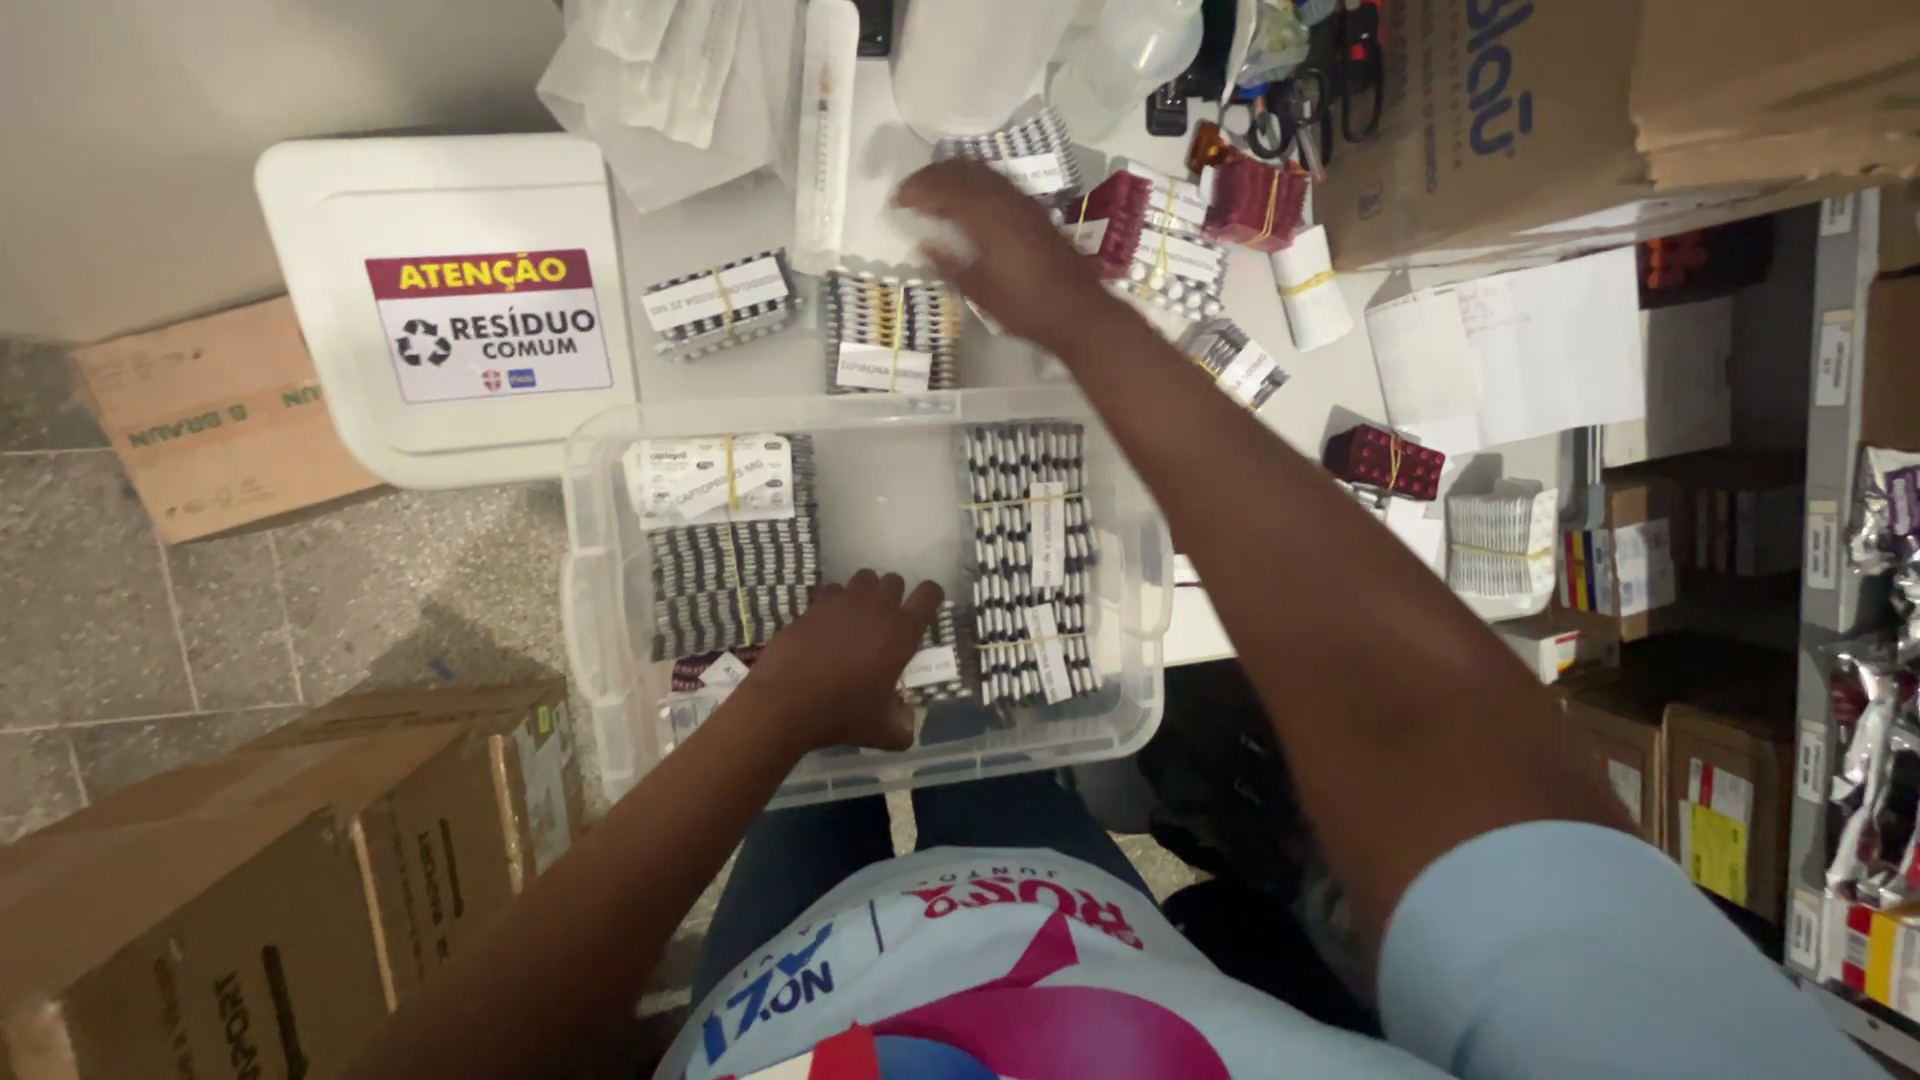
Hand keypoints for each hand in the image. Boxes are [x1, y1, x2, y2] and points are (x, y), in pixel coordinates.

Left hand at [743, 570, 944, 753]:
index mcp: (901, 633)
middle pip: (894, 580)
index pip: (928, 595)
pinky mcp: (813, 606)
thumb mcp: (882, 730)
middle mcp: (876, 609)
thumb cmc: (842, 714)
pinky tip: (829, 620)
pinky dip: (836, 600)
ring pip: (864, 578)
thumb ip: (902, 728)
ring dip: (867, 591)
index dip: (932, 595)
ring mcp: (842, 603)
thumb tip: (908, 726)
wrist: (786, 703)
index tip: (929, 604)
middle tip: (888, 618)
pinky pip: (832, 590)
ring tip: (860, 613)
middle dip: (896, 594)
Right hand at [893, 160, 1122, 350]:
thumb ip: (949, 263)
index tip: (895, 200)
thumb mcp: (978, 290)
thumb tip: (926, 245)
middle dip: (932, 176)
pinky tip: (969, 202)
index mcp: (985, 214)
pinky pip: (999, 183)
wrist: (1076, 311)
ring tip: (935, 192)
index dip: (916, 190)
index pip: (942, 187)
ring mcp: (1023, 201)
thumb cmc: (1024, 307)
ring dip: (955, 176)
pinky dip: (976, 184)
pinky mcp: (1035, 211)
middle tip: (911, 192)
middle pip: (961, 170)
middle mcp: (1004, 198)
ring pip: (982, 172)